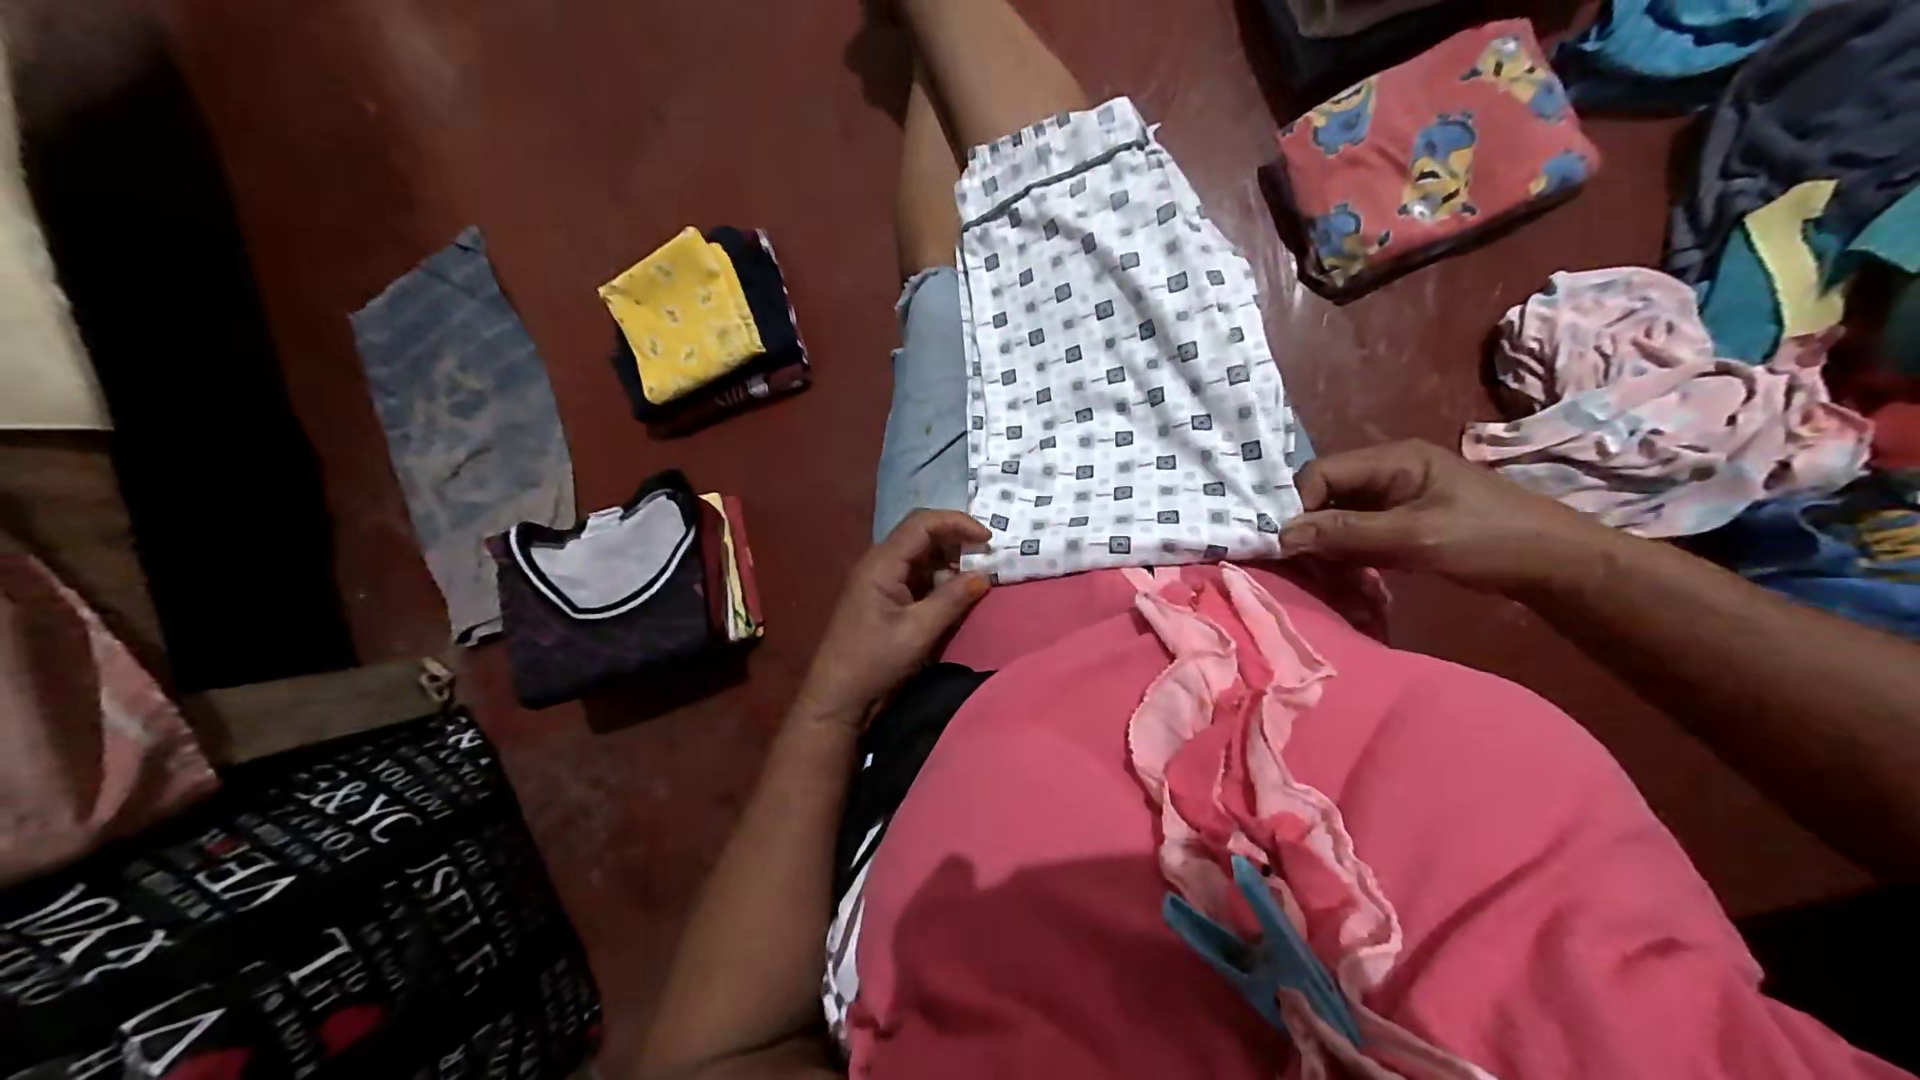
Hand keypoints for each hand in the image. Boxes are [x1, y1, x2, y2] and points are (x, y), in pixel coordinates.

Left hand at [795, 510, 991, 725]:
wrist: (838, 697)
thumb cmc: (874, 662)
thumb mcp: (918, 631)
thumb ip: (952, 599)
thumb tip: (982, 575)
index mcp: (881, 563)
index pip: (922, 524)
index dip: (957, 523)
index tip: (987, 539)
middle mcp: (880, 564)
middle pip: (923, 536)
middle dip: (957, 542)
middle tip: (987, 558)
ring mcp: (882, 581)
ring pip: (922, 557)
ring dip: (950, 563)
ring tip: (977, 578)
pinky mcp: (886, 599)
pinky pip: (917, 578)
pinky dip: (940, 581)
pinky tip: (957, 594)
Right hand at [1278, 440, 1619, 595]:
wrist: (1558, 565)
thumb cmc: (1489, 540)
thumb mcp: (1413, 536)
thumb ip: (1346, 533)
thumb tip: (1281, 536)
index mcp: (1393, 459)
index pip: (1320, 472)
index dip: (1299, 505)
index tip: (1293, 544)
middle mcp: (1388, 471)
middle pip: (1326, 493)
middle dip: (1310, 527)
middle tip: (1304, 563)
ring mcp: (1396, 497)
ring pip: (1338, 515)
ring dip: (1327, 543)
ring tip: (1325, 573)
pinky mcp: (1402, 521)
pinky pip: (1358, 532)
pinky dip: (1347, 552)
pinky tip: (1346, 574)